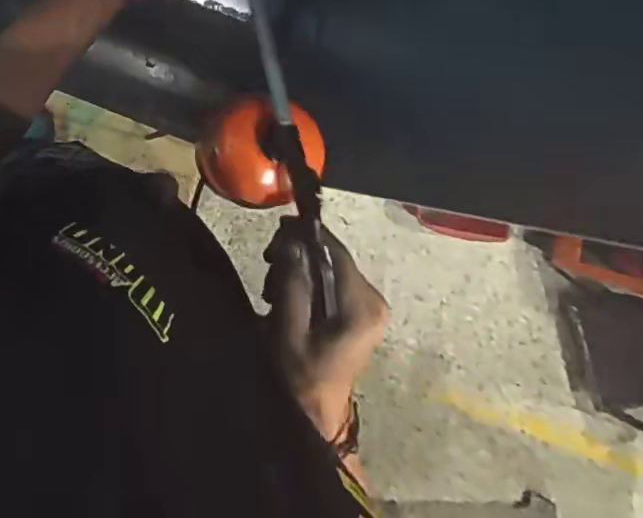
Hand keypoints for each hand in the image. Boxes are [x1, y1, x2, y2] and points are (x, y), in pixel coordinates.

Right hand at [262, 217, 389, 442]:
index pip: (335, 251)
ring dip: (299, 267)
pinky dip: (309, 278)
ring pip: (330, 265)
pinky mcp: (361, 310)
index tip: (279, 229)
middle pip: (332, 256)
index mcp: (362, 306)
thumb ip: (293, 282)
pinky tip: (288, 293)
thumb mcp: (290, 329)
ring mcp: (370, 305)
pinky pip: (332, 278)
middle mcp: (374, 300)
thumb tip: (293, 243)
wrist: (315, 414)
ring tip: (274, 286)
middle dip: (298, 253)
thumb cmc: (301, 376)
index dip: (306, 234)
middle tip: (269, 263)